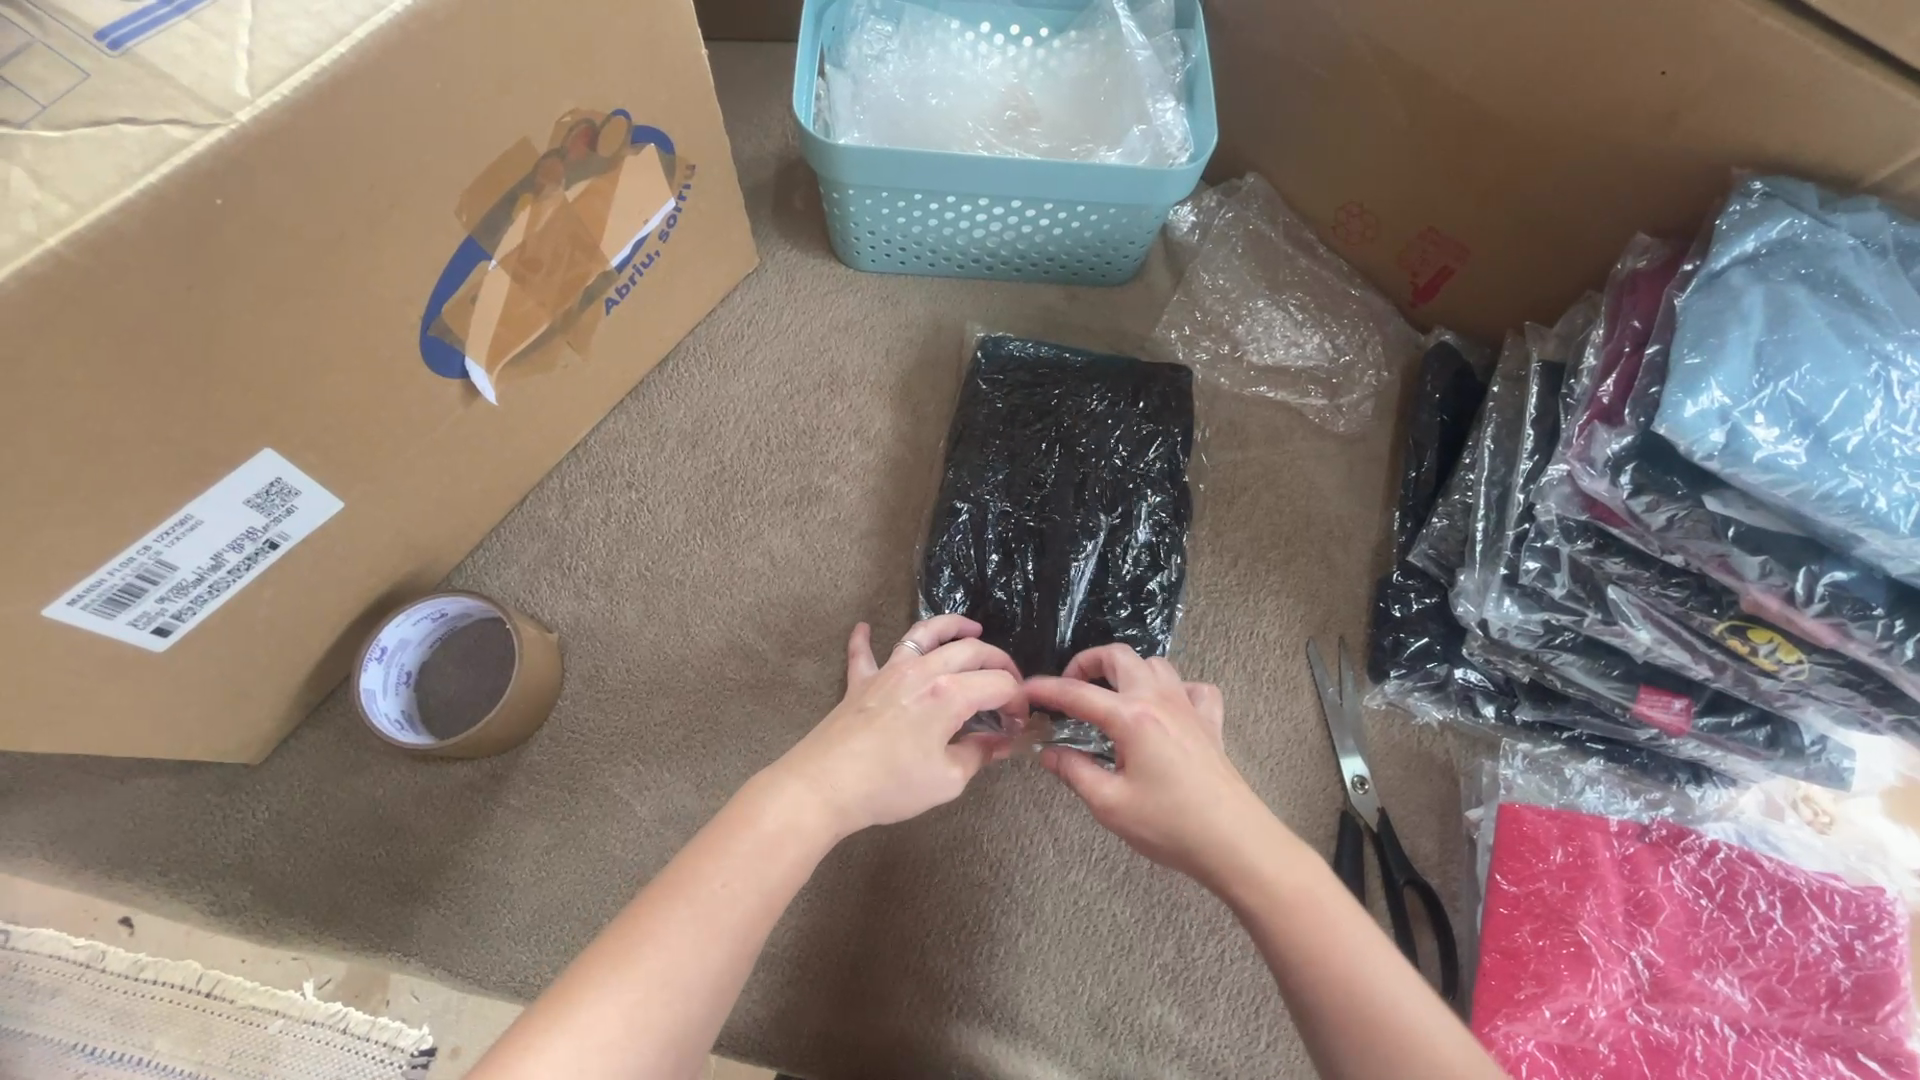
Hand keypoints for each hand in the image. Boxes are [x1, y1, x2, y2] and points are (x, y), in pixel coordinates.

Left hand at [765, 615, 1023, 839]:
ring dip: (951, 626)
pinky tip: (865, 627)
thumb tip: (1000, 743)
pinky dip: (864, 639)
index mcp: (950, 694)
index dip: (1017, 702)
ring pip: (923, 634)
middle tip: (1010, 681)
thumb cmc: (890, 785)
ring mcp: (889, 672)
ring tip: (971, 627)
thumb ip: (979, 754)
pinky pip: (863, 653)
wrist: (826, 786)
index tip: (1019, 724)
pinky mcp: (860, 683)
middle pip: (971, 651)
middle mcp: (923, 671)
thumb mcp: (948, 779)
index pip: (998, 684)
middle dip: (999, 662)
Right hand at [1028, 645, 1276, 889]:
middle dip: (1087, 663)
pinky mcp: (1211, 724)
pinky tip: (1165, 710)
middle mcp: (1160, 700)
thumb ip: (1074, 771)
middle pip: (1119, 656)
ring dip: (1128, 671)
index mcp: (1131, 717)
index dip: (1045, 689)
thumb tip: (1049, 753)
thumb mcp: (1109, 804)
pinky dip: (1175, 689)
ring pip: (1155, 664)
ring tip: (1111, 696)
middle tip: (1069, 688)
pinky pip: (1193, 688)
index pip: (1077, 693)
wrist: (1236, 843)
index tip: (1024, 691)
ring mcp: (1189, 707)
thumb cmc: (1170, 826)